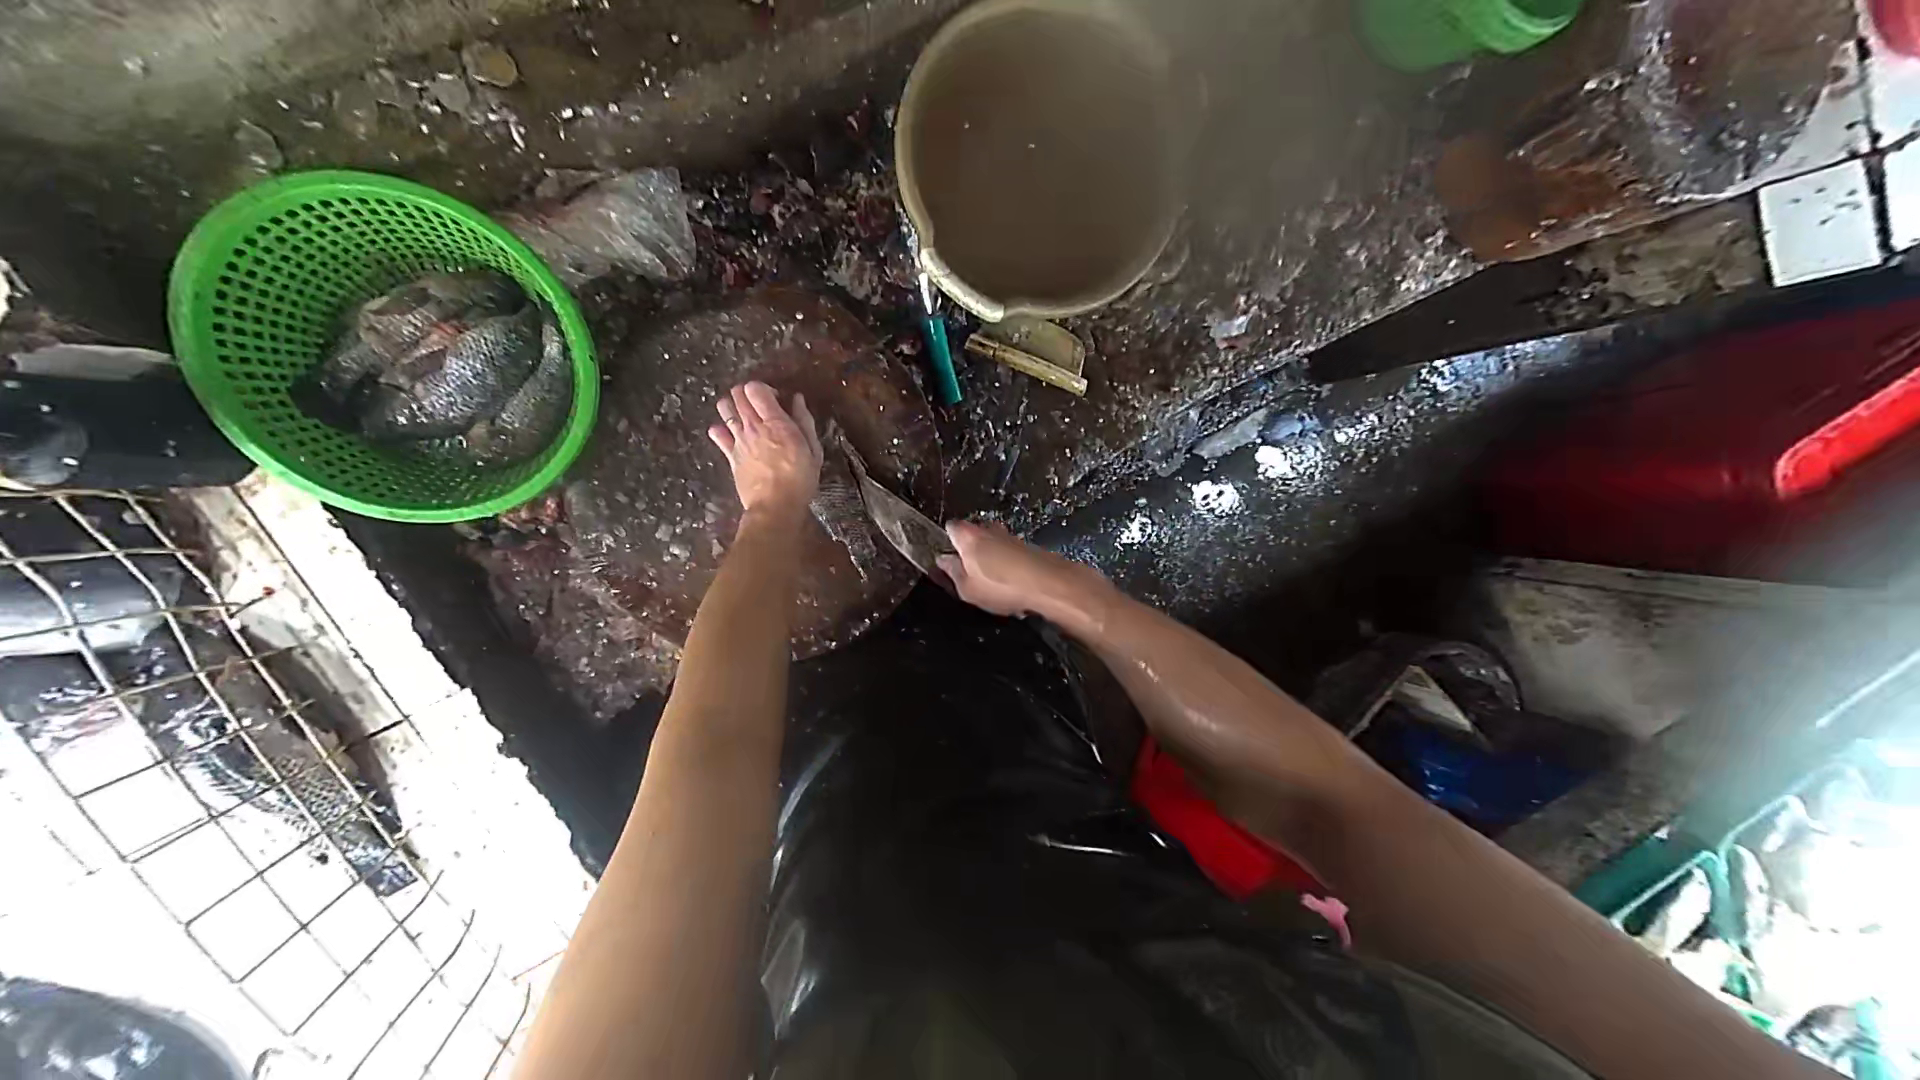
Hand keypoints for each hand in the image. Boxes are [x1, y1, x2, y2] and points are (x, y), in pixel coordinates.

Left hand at [708, 381, 822, 520]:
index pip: (755, 388)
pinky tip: (730, 433)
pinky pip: (716, 434)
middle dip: (748, 393)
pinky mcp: (730, 455)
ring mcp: (738, 440)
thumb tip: (797, 400)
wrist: (775, 507)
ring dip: (733, 405)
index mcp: (776, 422)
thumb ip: (804, 421)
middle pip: (737, 393)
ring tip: (745, 416)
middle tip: (761, 406)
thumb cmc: (800, 480)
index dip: (765, 388)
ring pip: (724, 408)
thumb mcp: (813, 450)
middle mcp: (753, 427)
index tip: (776, 400)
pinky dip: (720, 429)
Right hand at [937, 519, 1108, 623]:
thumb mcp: (966, 588)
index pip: (950, 529)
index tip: (945, 560)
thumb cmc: (1003, 585)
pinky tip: (1010, 590)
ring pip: (992, 548)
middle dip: (969, 555)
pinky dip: (1007, 570)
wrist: (1048, 584)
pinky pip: (1009, 558)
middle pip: (972, 538)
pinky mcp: (1027, 548)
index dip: (946, 544)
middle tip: (967, 579)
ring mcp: (1009, 537)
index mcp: (968, 535)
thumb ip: (951, 572)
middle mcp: (988, 529)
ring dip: (990, 564)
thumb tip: (943, 561)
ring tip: (992, 590)